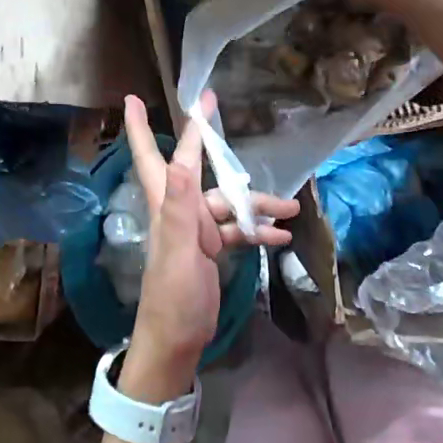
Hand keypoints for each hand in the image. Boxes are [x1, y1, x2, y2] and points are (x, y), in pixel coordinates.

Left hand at [121, 92, 298, 380]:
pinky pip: (237, 231)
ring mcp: (196, 232)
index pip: (158, 158)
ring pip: (229, 204)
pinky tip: (281, 236)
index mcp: (167, 208)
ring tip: (291, 209)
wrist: (177, 344)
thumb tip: (180, 162)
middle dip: (211, 145)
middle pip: (197, 171)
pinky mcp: (210, 250)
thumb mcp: (178, 253)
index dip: (152, 127)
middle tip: (217, 107)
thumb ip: (179, 208)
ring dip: (257, 205)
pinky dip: (258, 231)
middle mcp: (179, 213)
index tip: (151, 98)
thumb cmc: (173, 300)